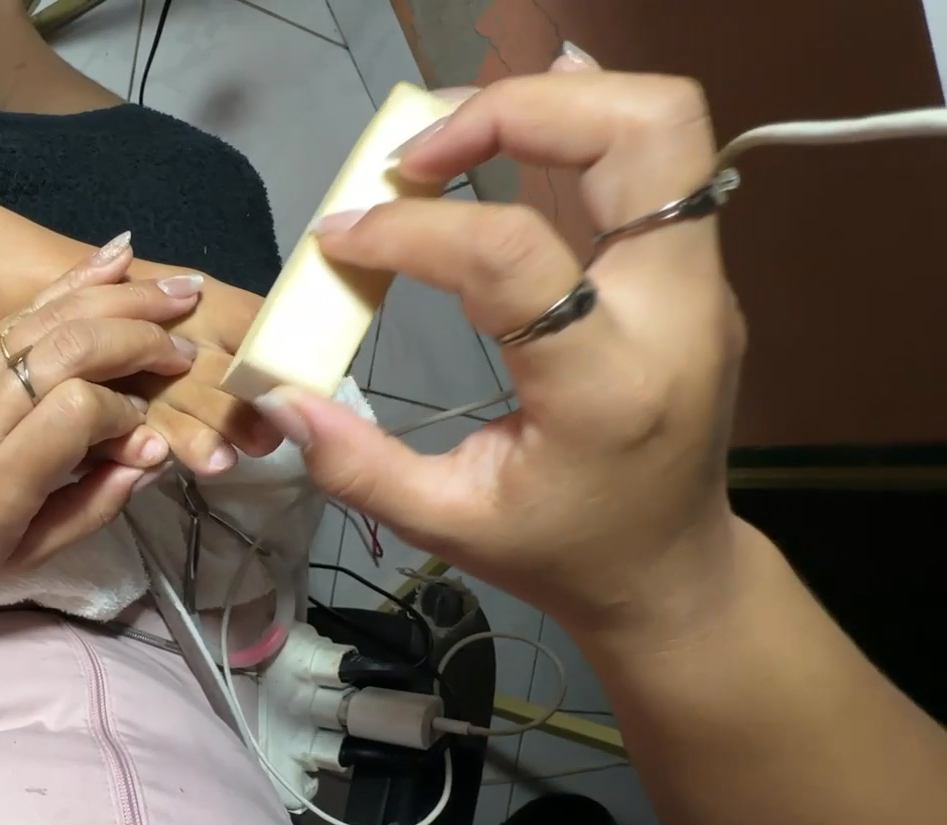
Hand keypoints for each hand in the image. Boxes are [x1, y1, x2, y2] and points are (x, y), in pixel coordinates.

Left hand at [0, 214, 279, 479]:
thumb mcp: (23, 557)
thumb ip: (92, 507)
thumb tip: (154, 451)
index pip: (74, 410)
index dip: (122, 410)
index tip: (142, 429)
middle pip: (64, 349)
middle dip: (135, 339)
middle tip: (186, 349)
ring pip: (44, 320)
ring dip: (117, 299)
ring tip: (180, 292)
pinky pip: (18, 314)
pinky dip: (73, 284)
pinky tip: (118, 258)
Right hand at [257, 67, 744, 641]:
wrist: (666, 567)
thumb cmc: (552, 550)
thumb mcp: (439, 523)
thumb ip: (353, 464)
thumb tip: (277, 397)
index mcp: (603, 384)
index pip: (509, 256)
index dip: (410, 232)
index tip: (338, 237)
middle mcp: (675, 311)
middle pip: (638, 133)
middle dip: (513, 112)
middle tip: (411, 157)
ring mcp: (697, 283)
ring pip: (660, 126)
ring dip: (546, 107)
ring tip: (444, 146)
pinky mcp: (688, 274)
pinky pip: (654, 165)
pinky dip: (575, 129)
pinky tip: (511, 136)